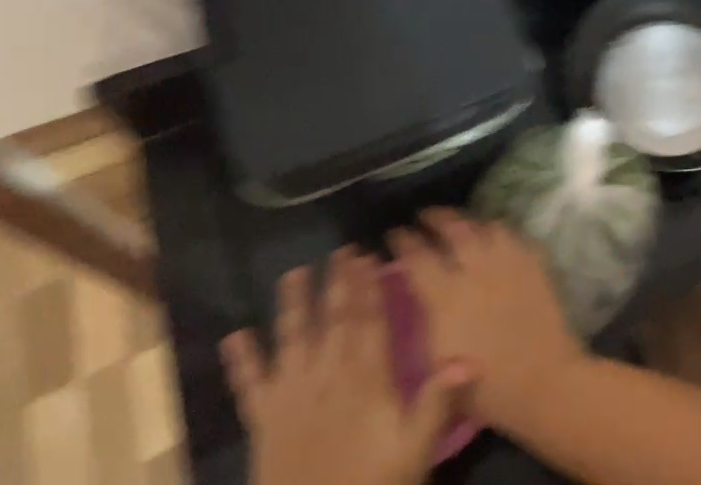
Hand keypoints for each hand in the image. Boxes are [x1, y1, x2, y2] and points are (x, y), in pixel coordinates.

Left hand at [220, 247, 471, 484]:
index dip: (369, 288)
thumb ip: (437, 402)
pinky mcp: (263, 422)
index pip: (369, 322)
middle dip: (337, 284)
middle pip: (333, 321)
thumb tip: (467, 357)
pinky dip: (241, 361)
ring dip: (292, 306)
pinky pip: (249, 386)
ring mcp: (291, 398)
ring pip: (292, 341)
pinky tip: (234, 338)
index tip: (368, 257)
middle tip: (340, 250)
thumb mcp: (415, 449)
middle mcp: (327, 378)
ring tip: (292, 273)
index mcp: (366, 380)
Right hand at [390, 210, 587, 430]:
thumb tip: (416, 295)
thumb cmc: (481, 386)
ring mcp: (508, 263)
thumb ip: (423, 321)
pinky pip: (516, 238)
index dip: (403, 240)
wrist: (541, 379)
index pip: (417, 254)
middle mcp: (475, 268)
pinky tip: (498, 241)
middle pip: (454, 228)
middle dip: (436, 217)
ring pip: (487, 226)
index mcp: (444, 293)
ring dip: (471, 222)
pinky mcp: (535, 265)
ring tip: (463, 224)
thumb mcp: (434, 361)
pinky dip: (502, 235)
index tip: (394, 233)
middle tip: (425, 215)